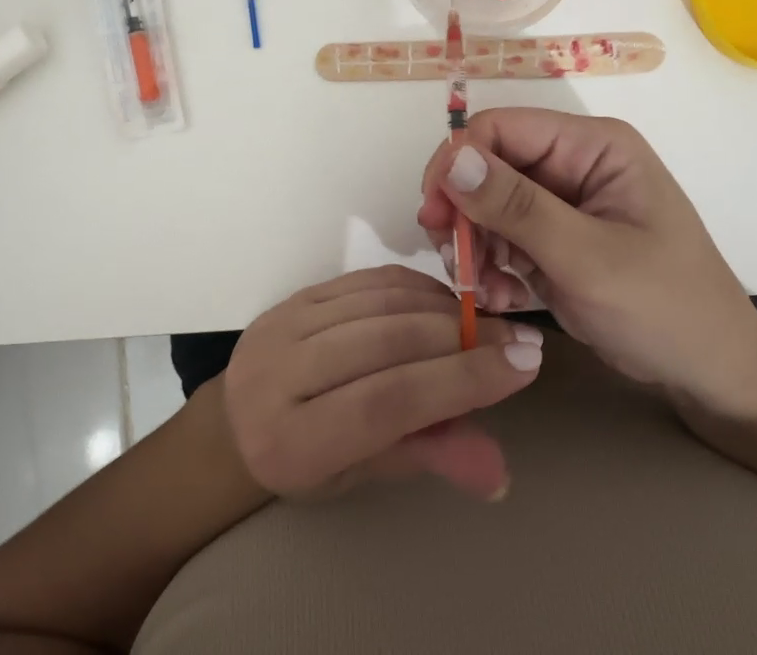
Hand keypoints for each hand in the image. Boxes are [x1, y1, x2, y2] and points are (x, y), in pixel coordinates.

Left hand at [222, 265, 543, 500]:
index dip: (460, 381)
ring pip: (378, 304)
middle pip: (386, 343)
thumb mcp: (363, 474)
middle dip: (463, 338)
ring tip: (487, 321)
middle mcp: (279, 376)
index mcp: (294, 441)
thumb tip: (502, 474)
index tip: (522, 364)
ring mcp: (281, 327)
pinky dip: (414, 286)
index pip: (388, 402)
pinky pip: (364, 280)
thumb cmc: (304, 464)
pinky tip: (444, 301)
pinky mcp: (292, 297)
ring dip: (444, 307)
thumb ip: (428, 458)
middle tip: (517, 340)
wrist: (233, 426)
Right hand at [417, 109, 756, 392]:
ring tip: (484, 291)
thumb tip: (453, 159)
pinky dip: (490, 269)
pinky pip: (499, 240)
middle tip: (454, 264)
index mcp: (593, 147)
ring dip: (473, 248)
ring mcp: (562, 204)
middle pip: (486, 167)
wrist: (708, 371)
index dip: (457, 164)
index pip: (500, 129)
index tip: (433, 218)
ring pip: (484, 206)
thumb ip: (517, 207)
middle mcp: (573, 164)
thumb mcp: (588, 258)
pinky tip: (501, 300)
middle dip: (462, 215)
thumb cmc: (665, 307)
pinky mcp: (552, 241)